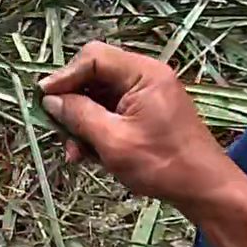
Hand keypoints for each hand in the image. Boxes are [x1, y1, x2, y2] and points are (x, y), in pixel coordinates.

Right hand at [38, 41, 236, 206]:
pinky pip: (111, 113)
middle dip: (73, 105)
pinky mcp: (145, 114)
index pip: (94, 57)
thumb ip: (79, 115)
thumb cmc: (162, 164)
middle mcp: (146, 77)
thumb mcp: (113, 141)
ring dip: (83, 124)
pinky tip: (90, 155)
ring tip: (77, 154)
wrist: (203, 189)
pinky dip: (97, 132)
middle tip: (59, 132)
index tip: (43, 99)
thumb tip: (50, 99)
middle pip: (94, 76)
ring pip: (99, 98)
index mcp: (144, 73)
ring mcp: (146, 96)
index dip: (64, 76)